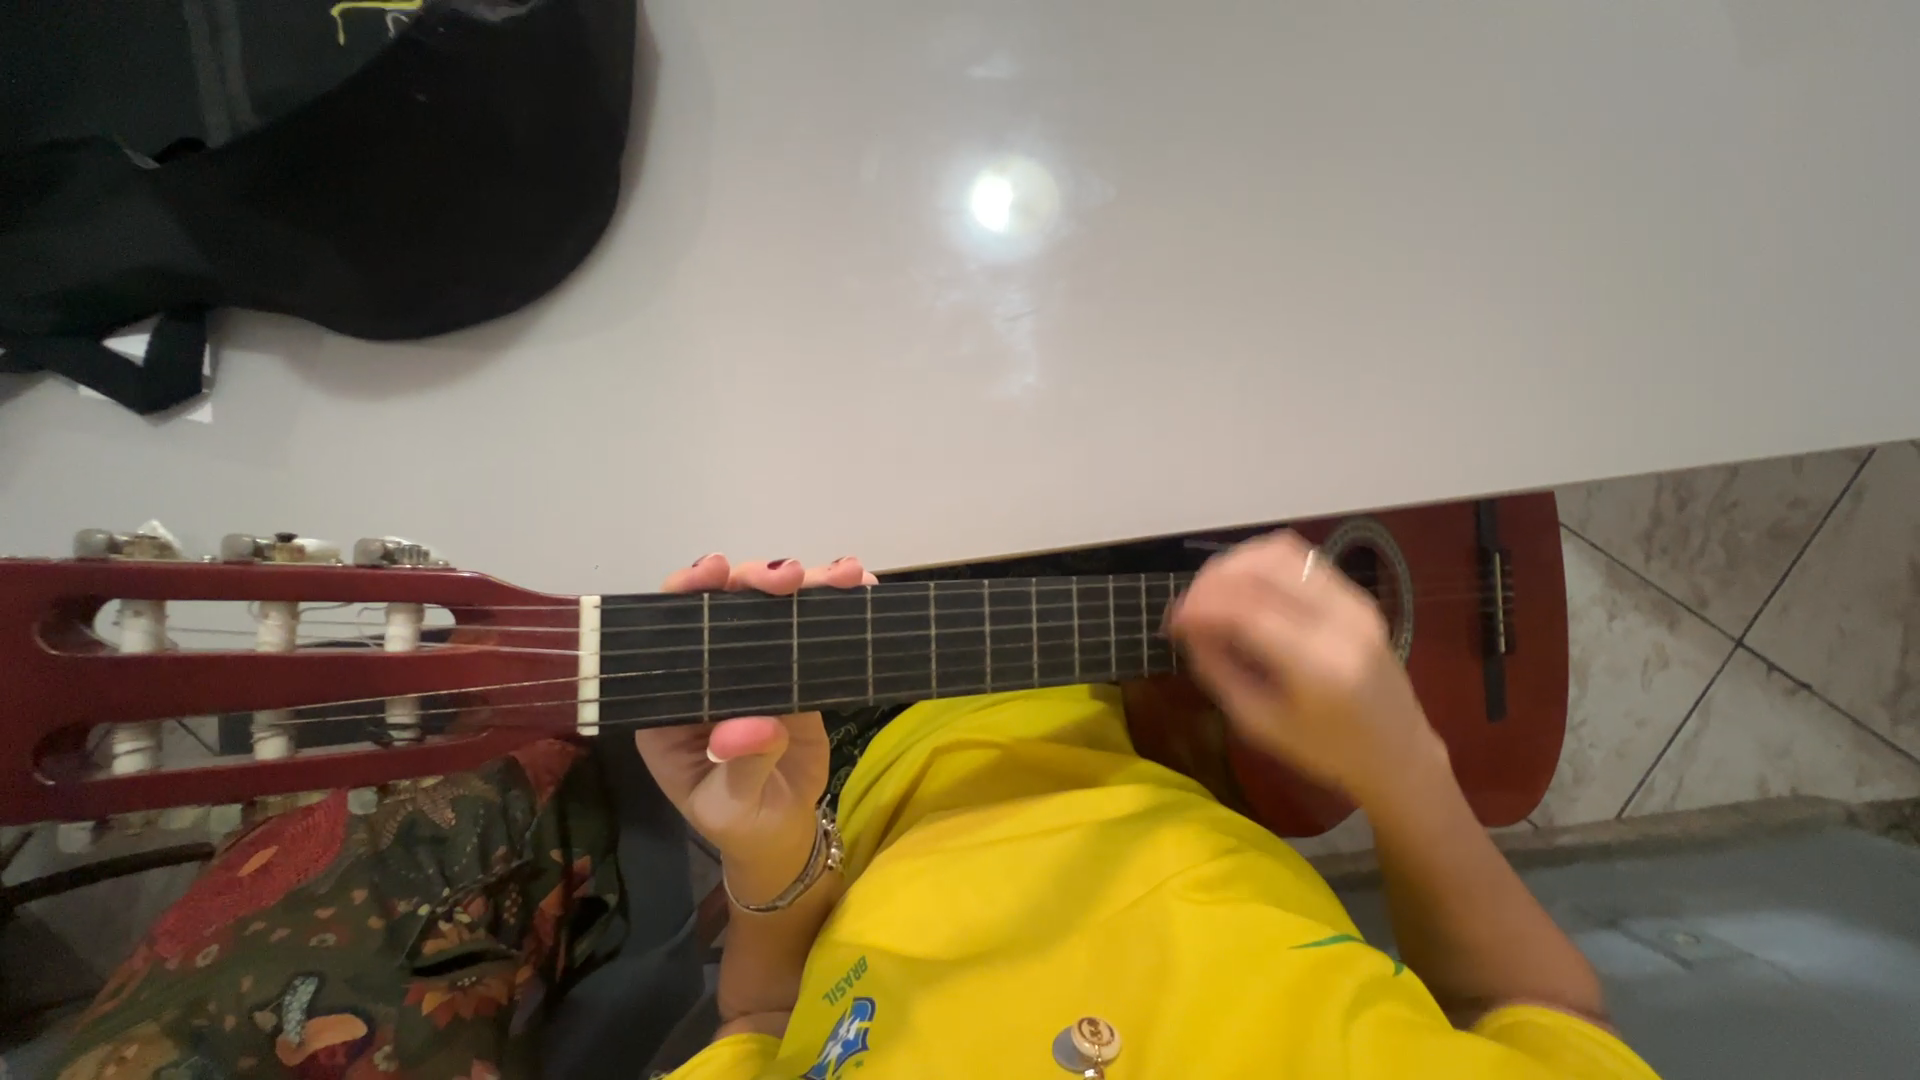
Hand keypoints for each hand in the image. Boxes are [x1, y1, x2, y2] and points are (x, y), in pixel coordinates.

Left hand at [634, 554, 877, 903]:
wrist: (782, 832)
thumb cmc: (739, 822)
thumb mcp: (729, 807)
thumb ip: (738, 767)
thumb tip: (753, 728)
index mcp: (672, 698)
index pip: (672, 634)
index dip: (689, 594)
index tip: (717, 570)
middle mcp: (710, 670)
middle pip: (726, 608)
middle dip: (755, 581)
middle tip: (792, 576)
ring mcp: (755, 665)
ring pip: (772, 609)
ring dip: (807, 583)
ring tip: (844, 575)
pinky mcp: (795, 668)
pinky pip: (812, 631)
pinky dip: (836, 605)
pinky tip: (859, 584)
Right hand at [1167, 531, 1447, 805]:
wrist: (1397, 753)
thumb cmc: (1324, 750)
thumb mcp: (1258, 721)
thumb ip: (1218, 668)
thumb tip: (1186, 624)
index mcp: (1319, 666)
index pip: (1246, 611)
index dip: (1200, 607)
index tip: (1171, 621)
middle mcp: (1341, 622)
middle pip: (1262, 570)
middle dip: (1211, 580)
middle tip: (1187, 605)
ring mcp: (1354, 602)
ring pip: (1280, 552)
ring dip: (1234, 564)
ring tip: (1210, 590)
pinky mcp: (1356, 595)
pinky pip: (1299, 557)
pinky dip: (1260, 562)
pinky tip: (1241, 584)